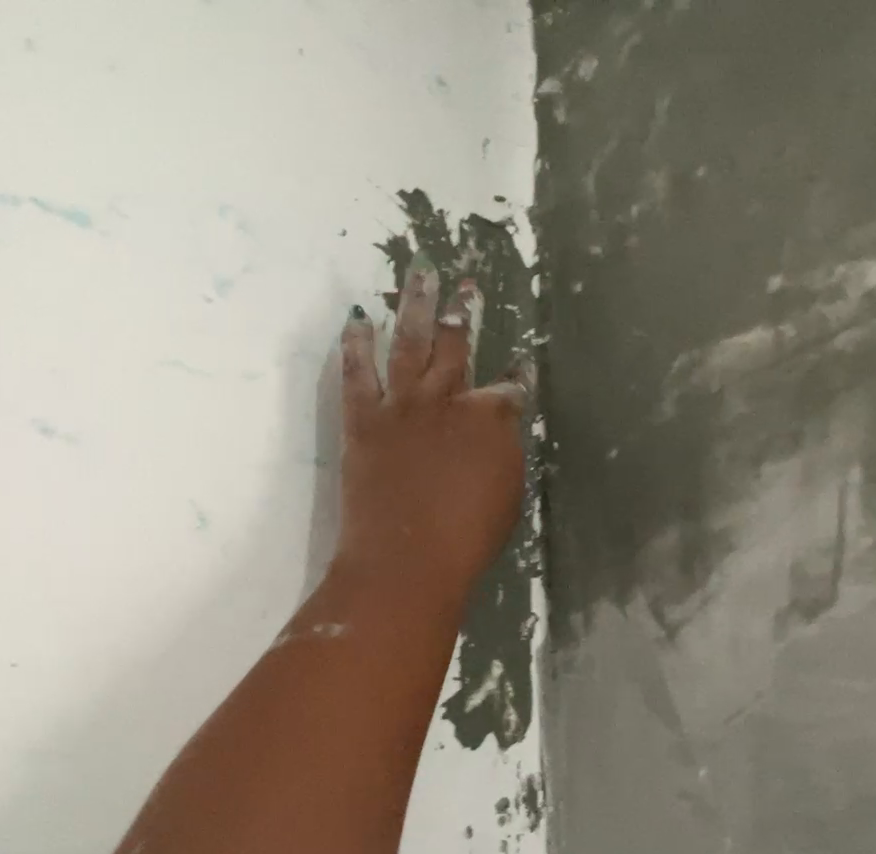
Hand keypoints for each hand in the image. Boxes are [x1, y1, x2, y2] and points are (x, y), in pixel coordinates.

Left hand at [330, 256, 530, 612]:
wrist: (407, 559)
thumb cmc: (469, 538)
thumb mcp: (507, 492)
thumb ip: (503, 448)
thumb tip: (500, 424)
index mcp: (491, 418)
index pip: (508, 386)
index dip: (515, 375)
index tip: (518, 365)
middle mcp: (448, 399)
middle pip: (458, 345)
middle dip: (465, 312)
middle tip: (466, 284)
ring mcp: (403, 405)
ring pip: (411, 341)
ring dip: (417, 304)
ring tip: (421, 272)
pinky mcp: (364, 419)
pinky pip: (358, 371)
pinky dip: (358, 342)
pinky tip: (359, 316)